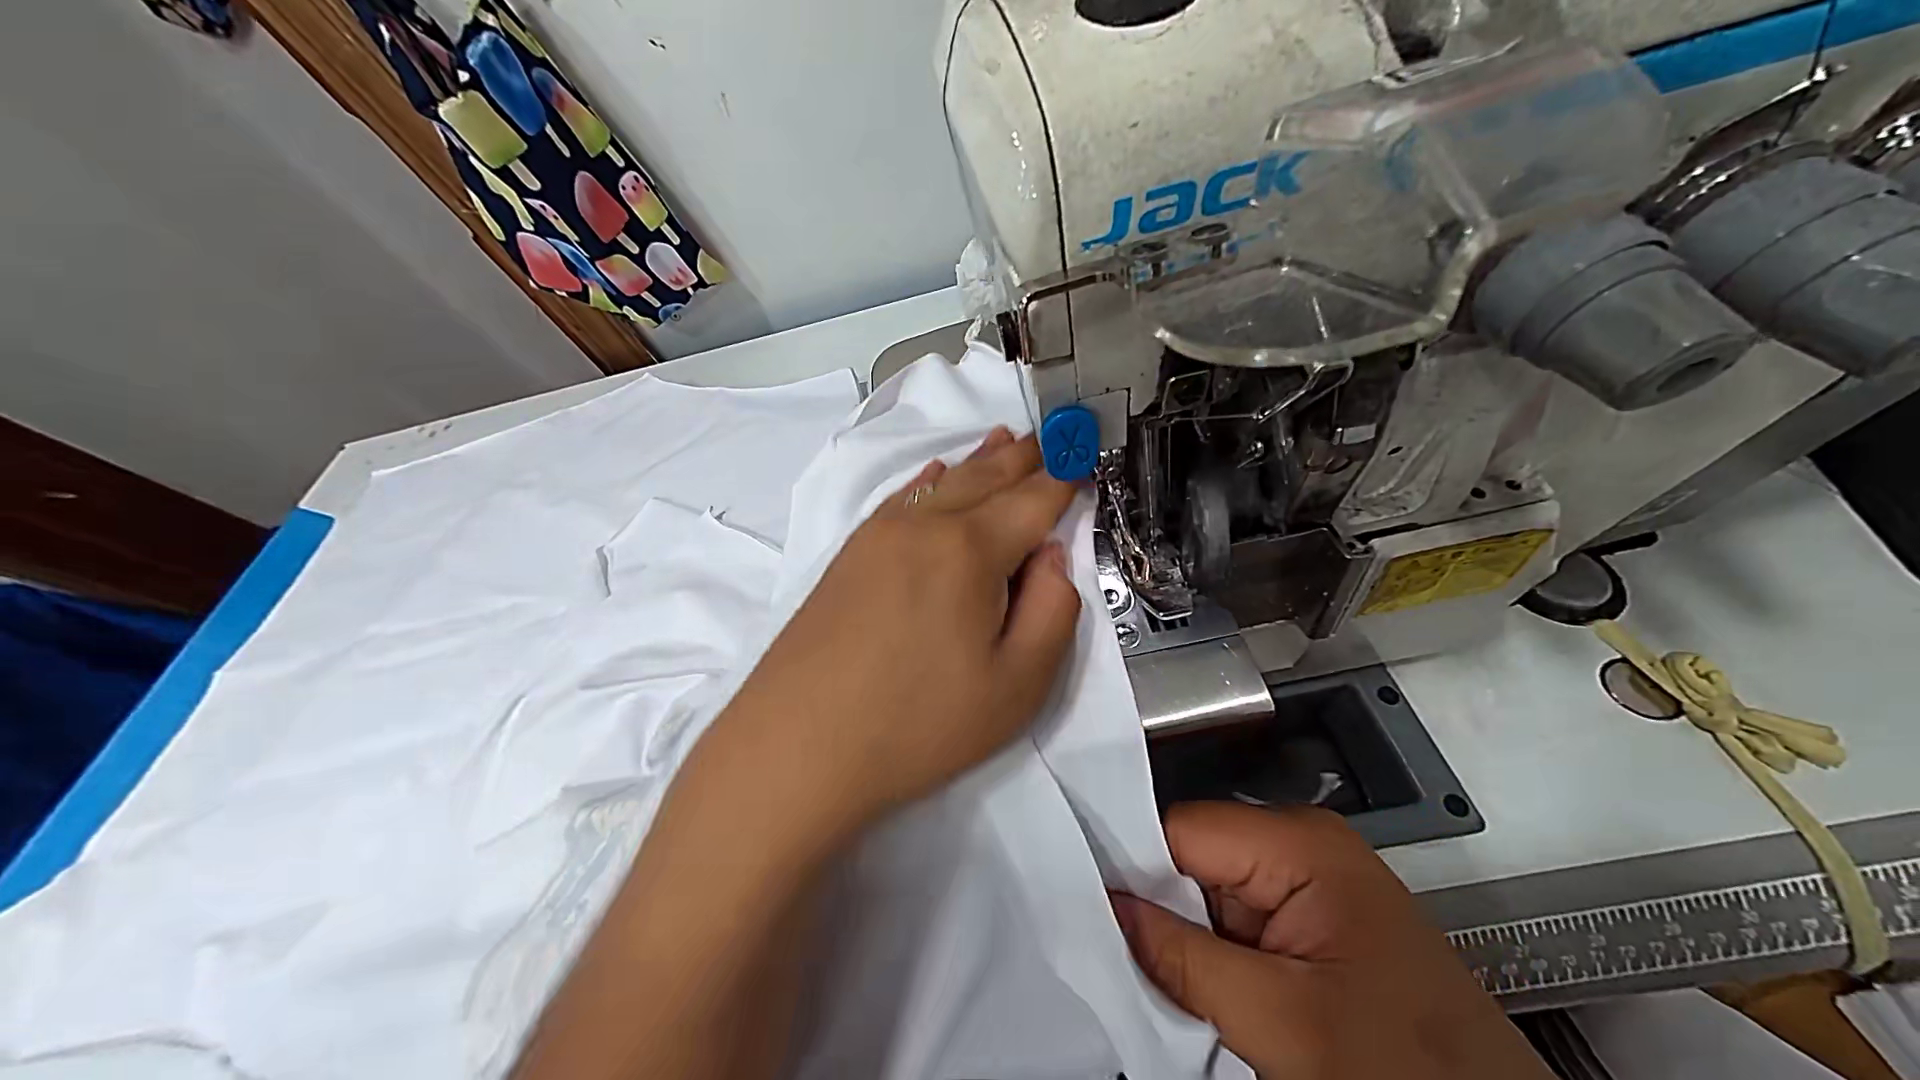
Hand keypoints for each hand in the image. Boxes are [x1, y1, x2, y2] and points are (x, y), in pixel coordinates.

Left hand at [719, 427, 1082, 829]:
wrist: (796, 747)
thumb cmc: (917, 724)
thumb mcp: (1017, 685)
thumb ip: (1052, 609)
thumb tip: (1049, 555)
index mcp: (969, 550)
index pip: (1032, 500)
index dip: (1063, 479)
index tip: (1084, 458)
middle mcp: (922, 526)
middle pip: (985, 477)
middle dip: (1025, 457)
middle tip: (1053, 435)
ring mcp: (877, 536)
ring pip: (941, 481)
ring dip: (980, 460)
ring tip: (1007, 440)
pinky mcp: (848, 555)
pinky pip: (901, 496)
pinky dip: (929, 478)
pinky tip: (935, 471)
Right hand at [1112, 803, 1551, 1079]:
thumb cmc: (1410, 1068)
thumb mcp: (1283, 1019)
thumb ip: (1183, 958)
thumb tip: (1108, 909)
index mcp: (1298, 842)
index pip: (1178, 828)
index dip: (1128, 864)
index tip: (1085, 901)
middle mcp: (1298, 848)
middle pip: (1188, 858)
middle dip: (1153, 906)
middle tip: (1114, 950)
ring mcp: (1302, 885)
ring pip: (1203, 895)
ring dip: (1178, 938)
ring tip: (1158, 978)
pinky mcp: (1304, 923)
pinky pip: (1229, 924)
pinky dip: (1205, 956)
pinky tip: (1196, 989)